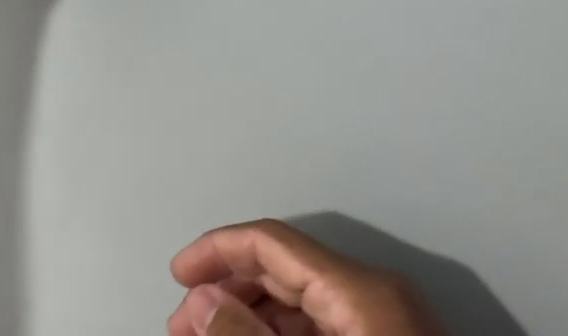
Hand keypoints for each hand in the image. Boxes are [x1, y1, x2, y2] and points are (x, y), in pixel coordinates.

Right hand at [168, 220, 444, 335]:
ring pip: (300, 302)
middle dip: (227, 291)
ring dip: (251, 316)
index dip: (216, 251)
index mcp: (360, 289)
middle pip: (282, 269)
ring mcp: (389, 322)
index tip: (178, 276)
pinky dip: (282, 335)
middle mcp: (376, 294)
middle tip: (185, 325)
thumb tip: (201, 300)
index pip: (270, 241)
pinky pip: (323, 327)